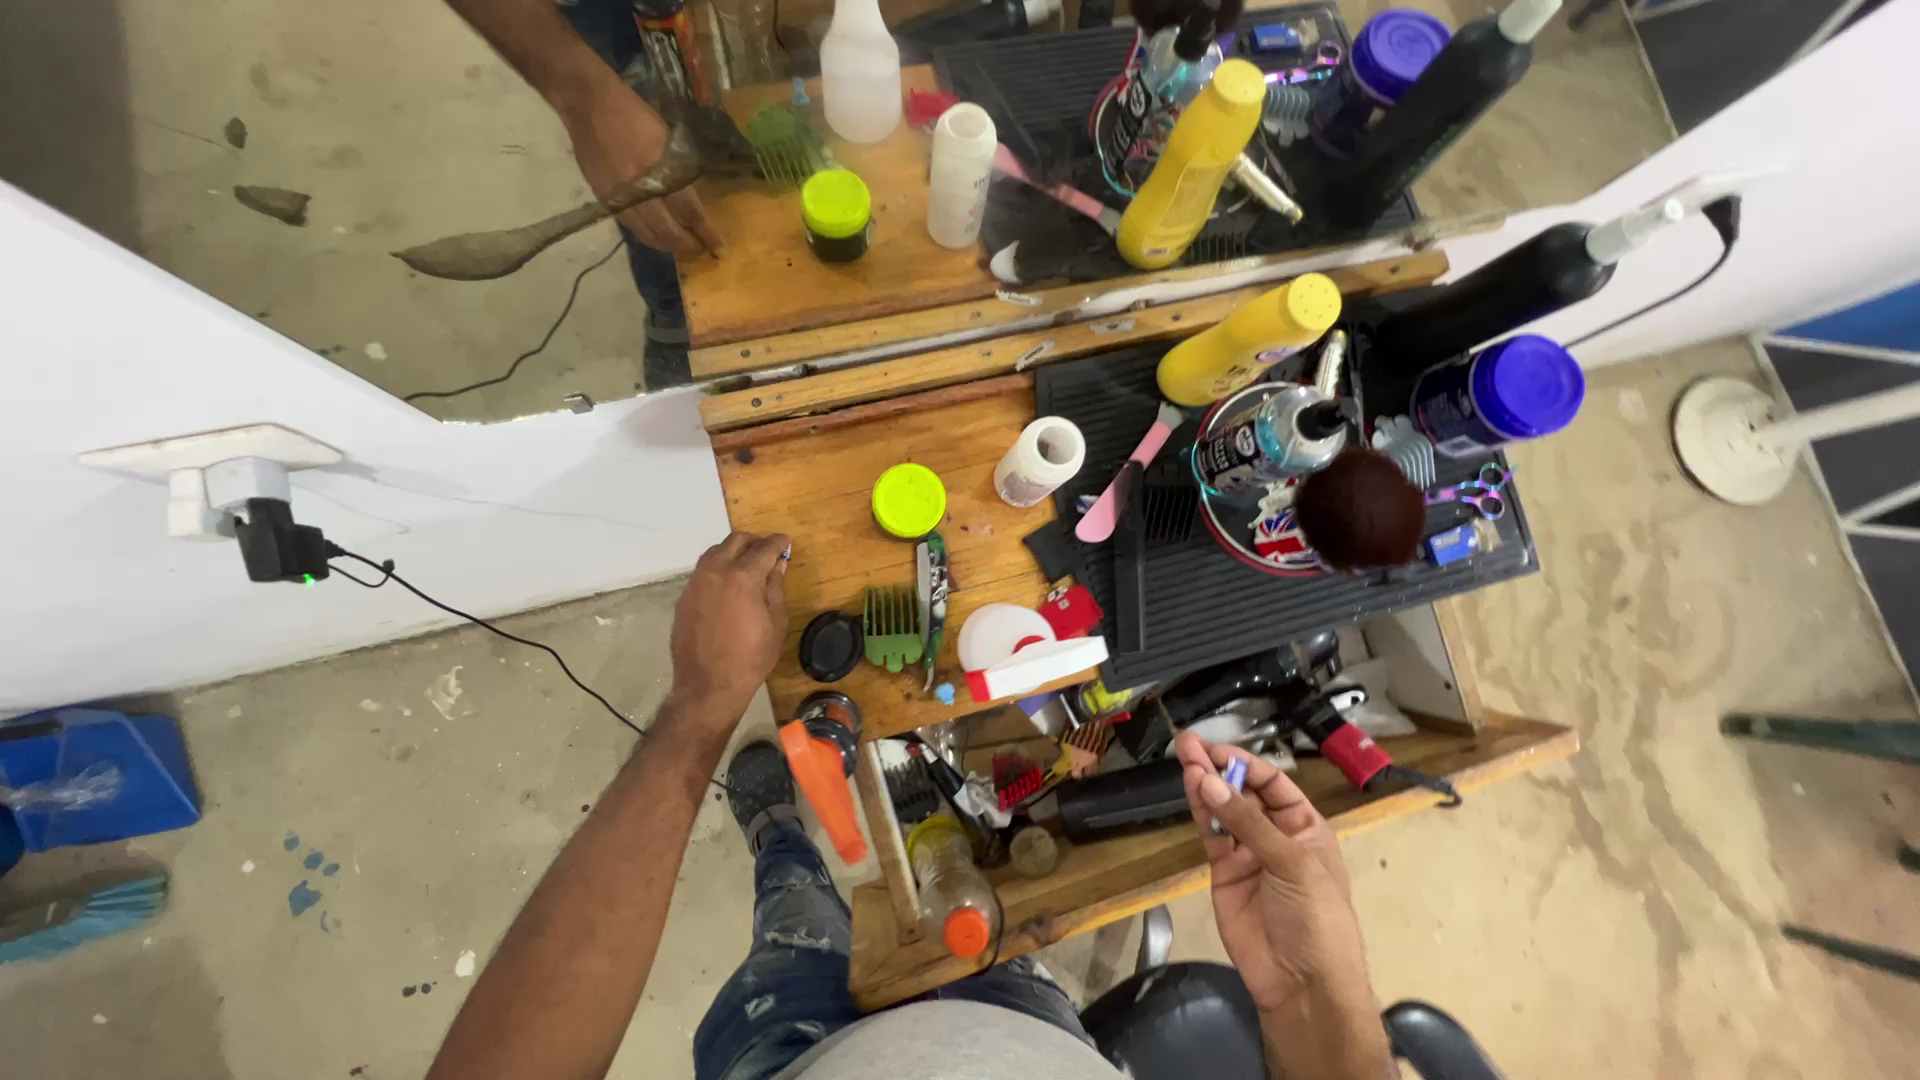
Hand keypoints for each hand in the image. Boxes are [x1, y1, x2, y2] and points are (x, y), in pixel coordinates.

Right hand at [558, 76, 723, 257]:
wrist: (588, 104)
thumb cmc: (635, 116)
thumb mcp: (669, 141)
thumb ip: (681, 174)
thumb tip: (694, 203)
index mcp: (661, 172)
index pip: (690, 213)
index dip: (706, 234)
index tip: (719, 249)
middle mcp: (640, 191)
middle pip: (669, 232)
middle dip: (688, 245)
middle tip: (701, 248)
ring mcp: (620, 198)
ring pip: (649, 236)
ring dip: (668, 245)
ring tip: (682, 245)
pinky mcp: (605, 199)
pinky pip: (632, 227)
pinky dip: (649, 235)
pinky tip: (659, 234)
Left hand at [667, 532, 789, 721]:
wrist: (708, 684)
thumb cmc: (751, 657)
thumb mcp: (775, 623)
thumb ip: (775, 588)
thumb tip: (777, 565)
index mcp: (743, 577)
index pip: (764, 548)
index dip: (778, 542)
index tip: (786, 541)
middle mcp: (716, 572)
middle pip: (735, 541)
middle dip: (755, 542)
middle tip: (768, 553)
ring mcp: (695, 583)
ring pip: (715, 552)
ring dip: (733, 552)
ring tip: (747, 566)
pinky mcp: (684, 597)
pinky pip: (703, 571)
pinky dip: (718, 568)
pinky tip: (728, 585)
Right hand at [1175, 732, 1376, 1015]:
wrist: (1302, 985)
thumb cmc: (1316, 919)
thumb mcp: (1292, 864)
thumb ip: (1248, 823)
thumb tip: (1209, 781)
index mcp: (1305, 828)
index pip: (1274, 784)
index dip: (1246, 764)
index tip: (1216, 749)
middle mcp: (1275, 835)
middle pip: (1243, 792)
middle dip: (1218, 767)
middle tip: (1188, 743)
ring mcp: (1247, 854)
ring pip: (1222, 810)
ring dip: (1204, 784)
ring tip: (1183, 756)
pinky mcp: (1223, 872)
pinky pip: (1210, 834)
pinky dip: (1200, 812)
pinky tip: (1190, 789)